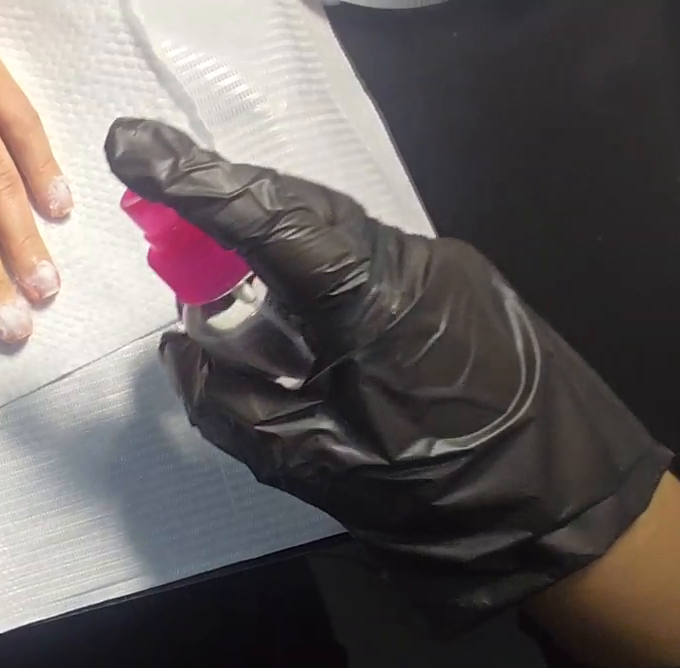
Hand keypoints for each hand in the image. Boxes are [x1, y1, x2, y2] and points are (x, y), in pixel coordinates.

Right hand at [105, 119, 672, 624]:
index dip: (196, 186)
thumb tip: (179, 348)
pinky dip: (281, 254)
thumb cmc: (421, 488)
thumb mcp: (299, 457)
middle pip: (293, 205)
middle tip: (142, 170)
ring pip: (318, 224)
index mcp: (371, 304)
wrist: (546, 503)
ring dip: (245, 224)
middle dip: (211, 189)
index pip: (271, 224)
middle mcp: (405, 264)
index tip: (133, 152)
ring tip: (185, 233)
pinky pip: (341, 253)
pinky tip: (251, 278)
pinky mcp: (434, 283)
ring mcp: (428, 266)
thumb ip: (222, 402)